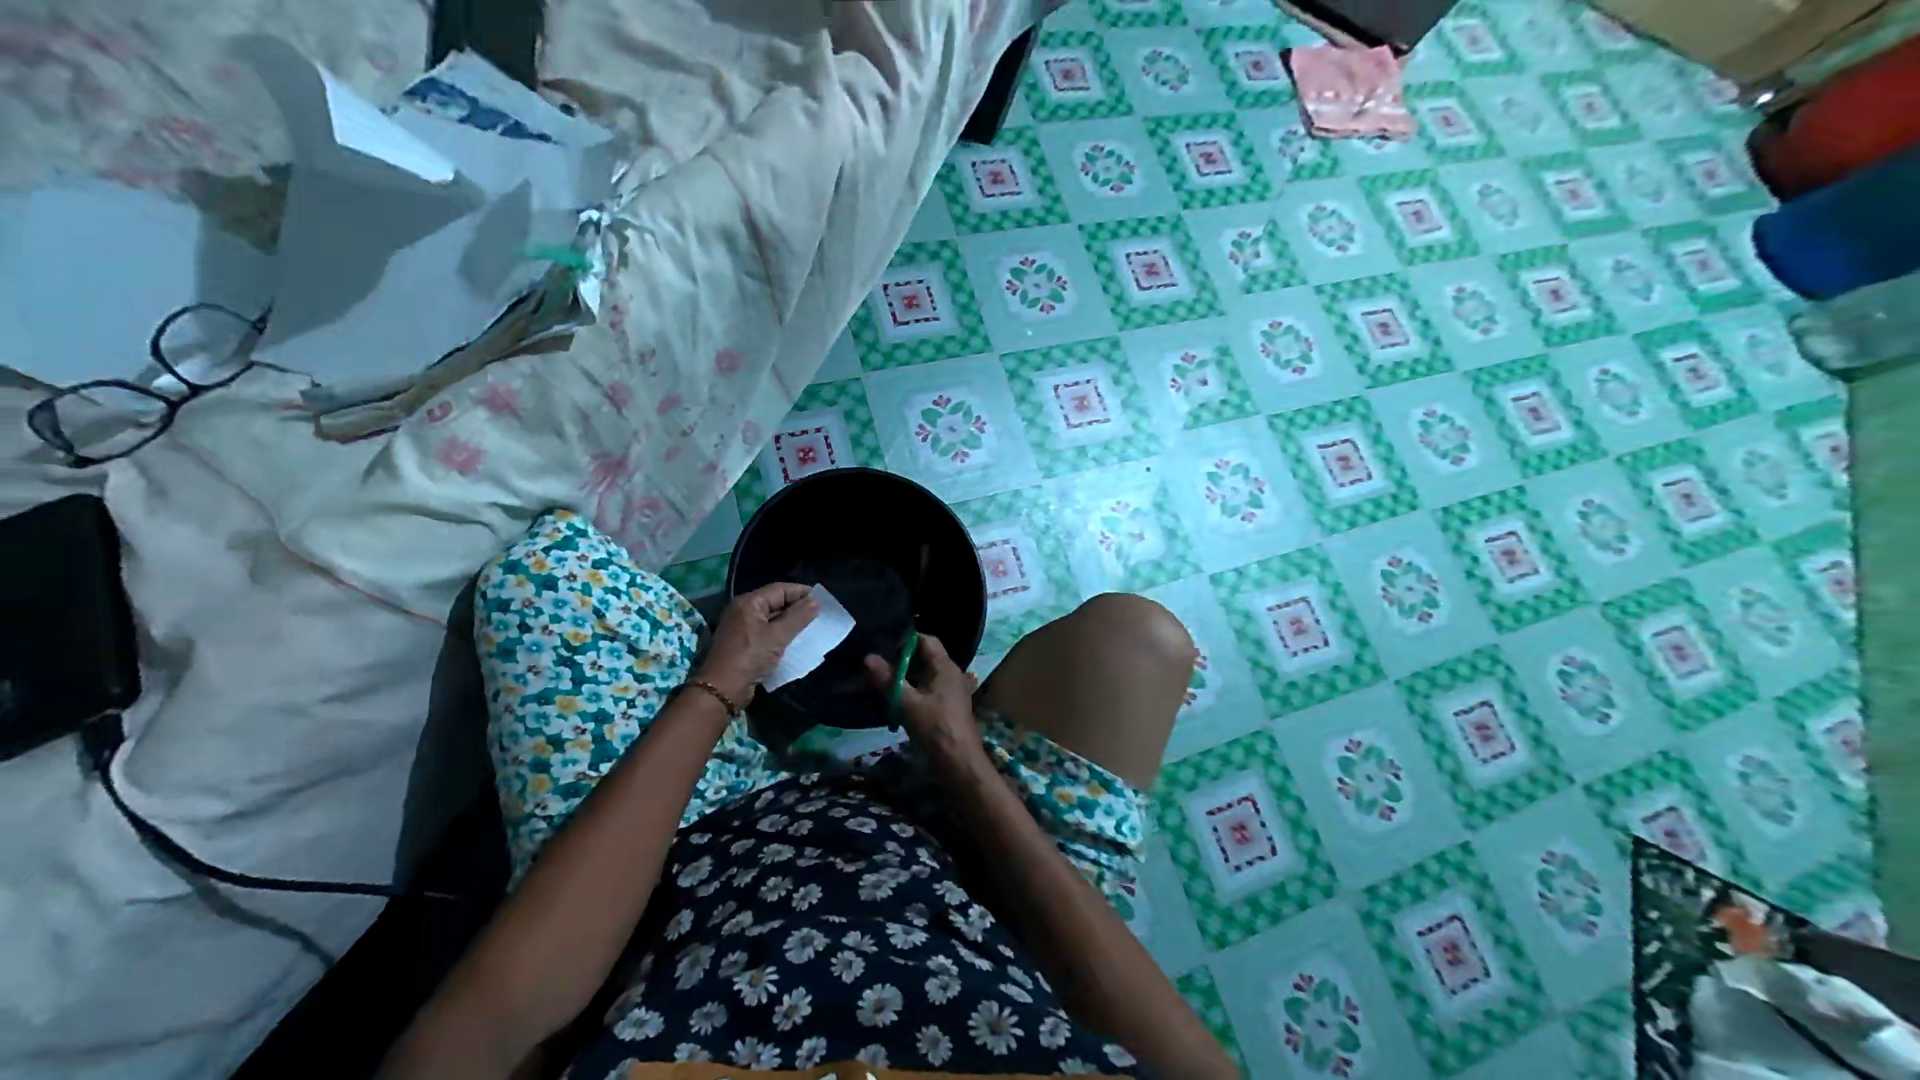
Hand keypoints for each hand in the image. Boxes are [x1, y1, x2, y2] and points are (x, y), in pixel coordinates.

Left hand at [693, 582, 817, 705]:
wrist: (722, 689)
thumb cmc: (750, 657)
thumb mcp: (777, 636)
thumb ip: (798, 617)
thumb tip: (815, 601)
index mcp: (749, 603)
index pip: (780, 589)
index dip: (801, 592)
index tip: (821, 600)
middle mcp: (743, 610)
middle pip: (775, 601)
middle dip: (797, 607)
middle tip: (819, 613)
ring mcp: (742, 626)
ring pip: (772, 617)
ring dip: (790, 621)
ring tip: (811, 626)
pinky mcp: (744, 642)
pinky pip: (767, 631)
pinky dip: (781, 633)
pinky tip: (795, 639)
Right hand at [864, 633, 983, 774]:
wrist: (958, 761)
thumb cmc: (934, 727)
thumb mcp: (906, 702)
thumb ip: (887, 679)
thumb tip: (868, 657)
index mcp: (945, 666)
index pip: (926, 640)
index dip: (905, 641)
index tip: (884, 650)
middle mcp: (953, 673)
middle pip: (925, 658)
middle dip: (902, 662)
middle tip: (879, 669)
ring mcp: (954, 690)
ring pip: (927, 676)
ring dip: (907, 679)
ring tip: (885, 686)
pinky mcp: (951, 706)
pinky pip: (931, 690)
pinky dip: (916, 692)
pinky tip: (901, 701)